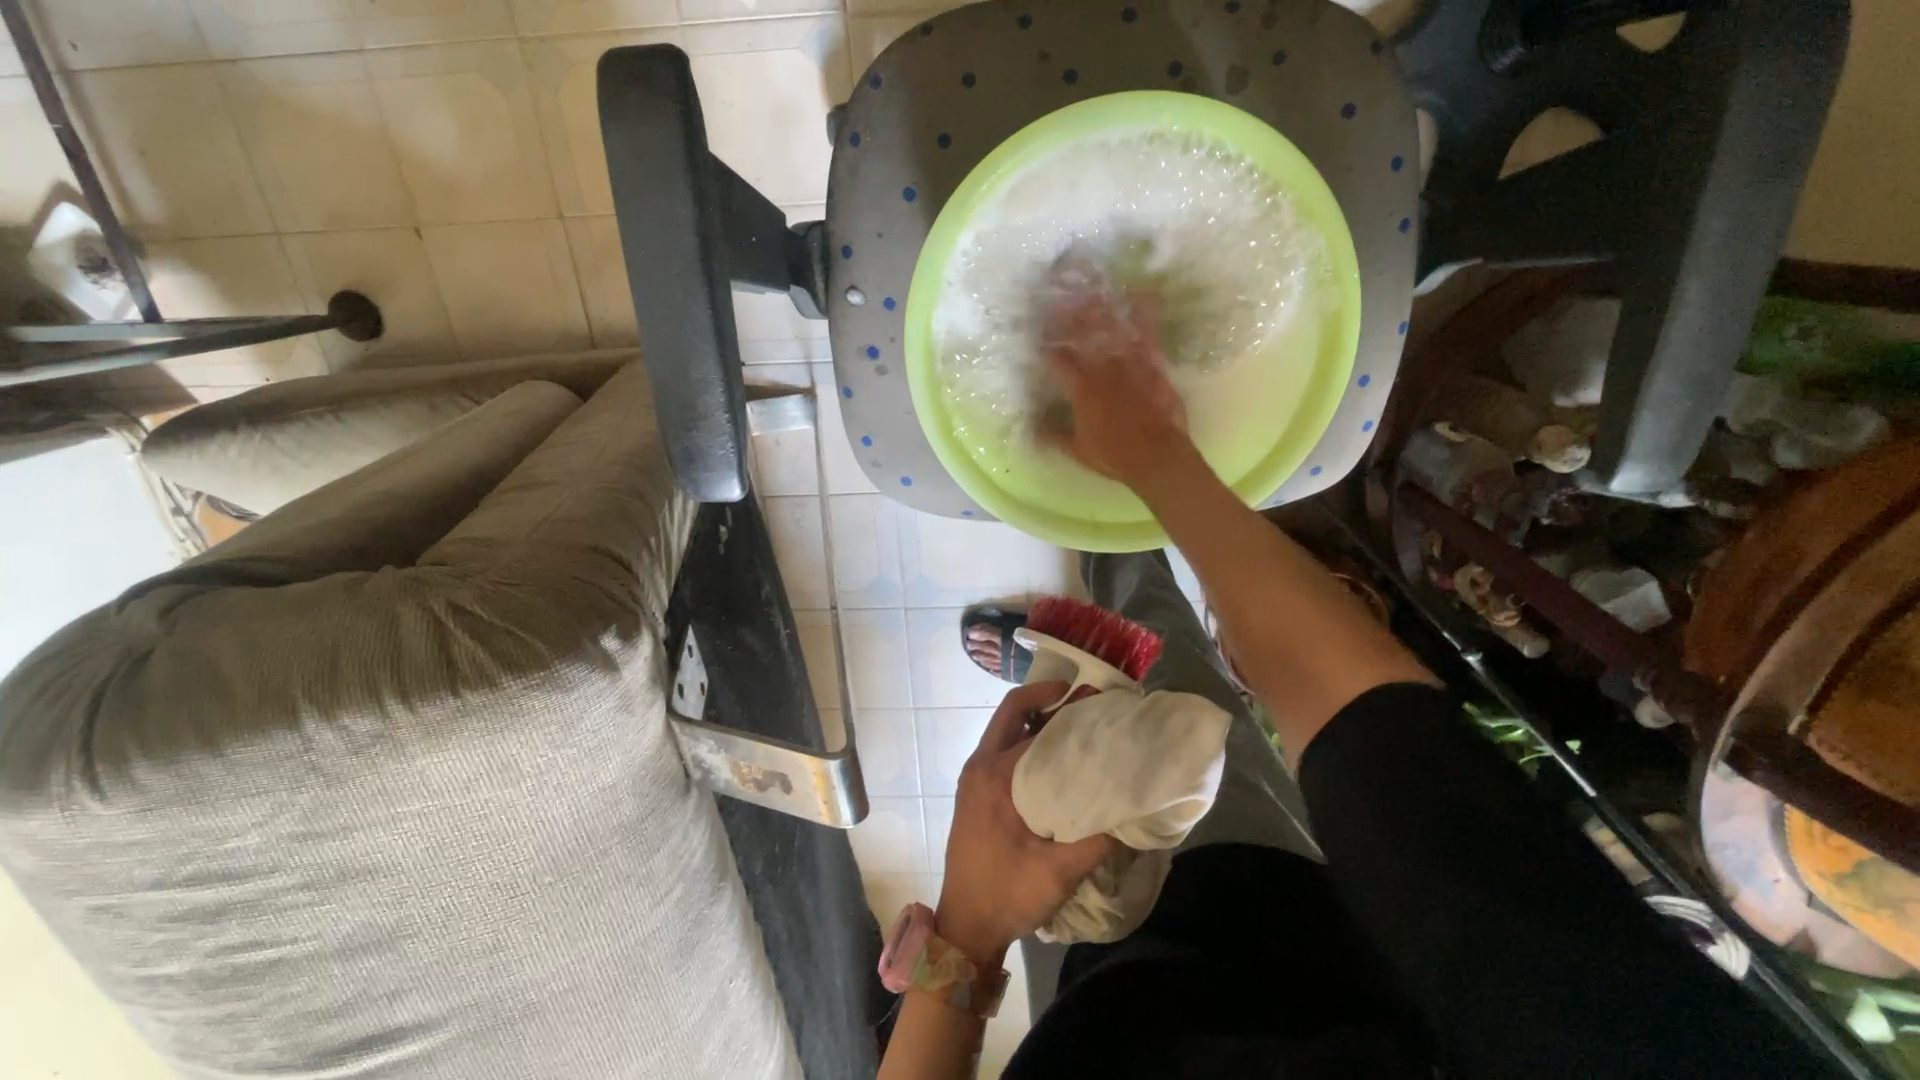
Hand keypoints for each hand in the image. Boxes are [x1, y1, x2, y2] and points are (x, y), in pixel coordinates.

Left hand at [935, 681, 1113, 965]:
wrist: (965, 926)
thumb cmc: (1008, 894)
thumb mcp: (1060, 870)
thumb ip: (1098, 836)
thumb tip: (1135, 805)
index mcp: (994, 775)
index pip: (1033, 720)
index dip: (1068, 706)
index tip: (1101, 701)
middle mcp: (979, 766)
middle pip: (1014, 712)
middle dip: (1051, 700)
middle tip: (1091, 702)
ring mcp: (974, 778)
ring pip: (1008, 730)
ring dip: (1041, 721)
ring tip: (1083, 726)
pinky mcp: (976, 793)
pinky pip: (1004, 751)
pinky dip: (1031, 743)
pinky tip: (1063, 760)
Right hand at [1039, 288, 1193, 489]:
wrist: (1158, 457)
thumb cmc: (1115, 456)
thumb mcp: (1078, 450)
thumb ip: (1054, 434)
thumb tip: (1033, 426)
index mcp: (1082, 390)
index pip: (1059, 362)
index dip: (1048, 349)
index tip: (1040, 340)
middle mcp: (1104, 370)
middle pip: (1085, 336)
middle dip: (1072, 318)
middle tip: (1064, 301)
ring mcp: (1131, 365)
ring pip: (1114, 330)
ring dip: (1103, 311)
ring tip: (1095, 291)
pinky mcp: (1155, 366)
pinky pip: (1149, 336)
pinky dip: (1146, 316)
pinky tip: (1144, 295)